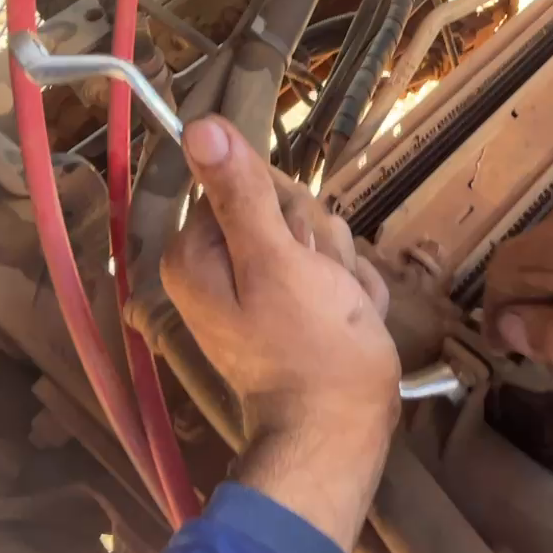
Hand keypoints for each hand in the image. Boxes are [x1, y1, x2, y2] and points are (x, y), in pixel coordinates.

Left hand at [163, 117, 398, 548]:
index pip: (251, 181)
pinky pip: (335, 269)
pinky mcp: (298, 303)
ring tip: (339, 309)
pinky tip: (350, 319)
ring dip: (343, 269)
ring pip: (322, 238)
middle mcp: (224, 264)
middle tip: (324, 287)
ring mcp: (264, 285)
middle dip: (321, 244)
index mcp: (201, 251)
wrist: (342, 425)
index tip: (301, 249)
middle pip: (291, 208)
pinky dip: (351, 291)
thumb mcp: (276, 262)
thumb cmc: (310, 345)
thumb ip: (243, 195)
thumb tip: (201, 126)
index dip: (289, 209)